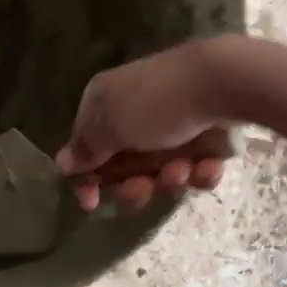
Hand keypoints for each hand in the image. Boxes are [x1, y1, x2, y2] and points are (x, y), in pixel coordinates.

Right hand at [56, 38, 238, 211]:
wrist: (224, 83)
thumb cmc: (156, 105)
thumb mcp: (112, 127)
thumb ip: (87, 149)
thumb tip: (63, 162)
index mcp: (104, 103)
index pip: (85, 148)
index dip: (86, 179)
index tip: (91, 203)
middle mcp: (133, 111)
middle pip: (124, 167)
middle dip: (135, 185)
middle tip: (145, 186)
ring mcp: (170, 122)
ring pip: (161, 170)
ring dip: (170, 180)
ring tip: (184, 170)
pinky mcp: (204, 133)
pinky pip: (194, 165)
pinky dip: (200, 171)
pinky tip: (209, 167)